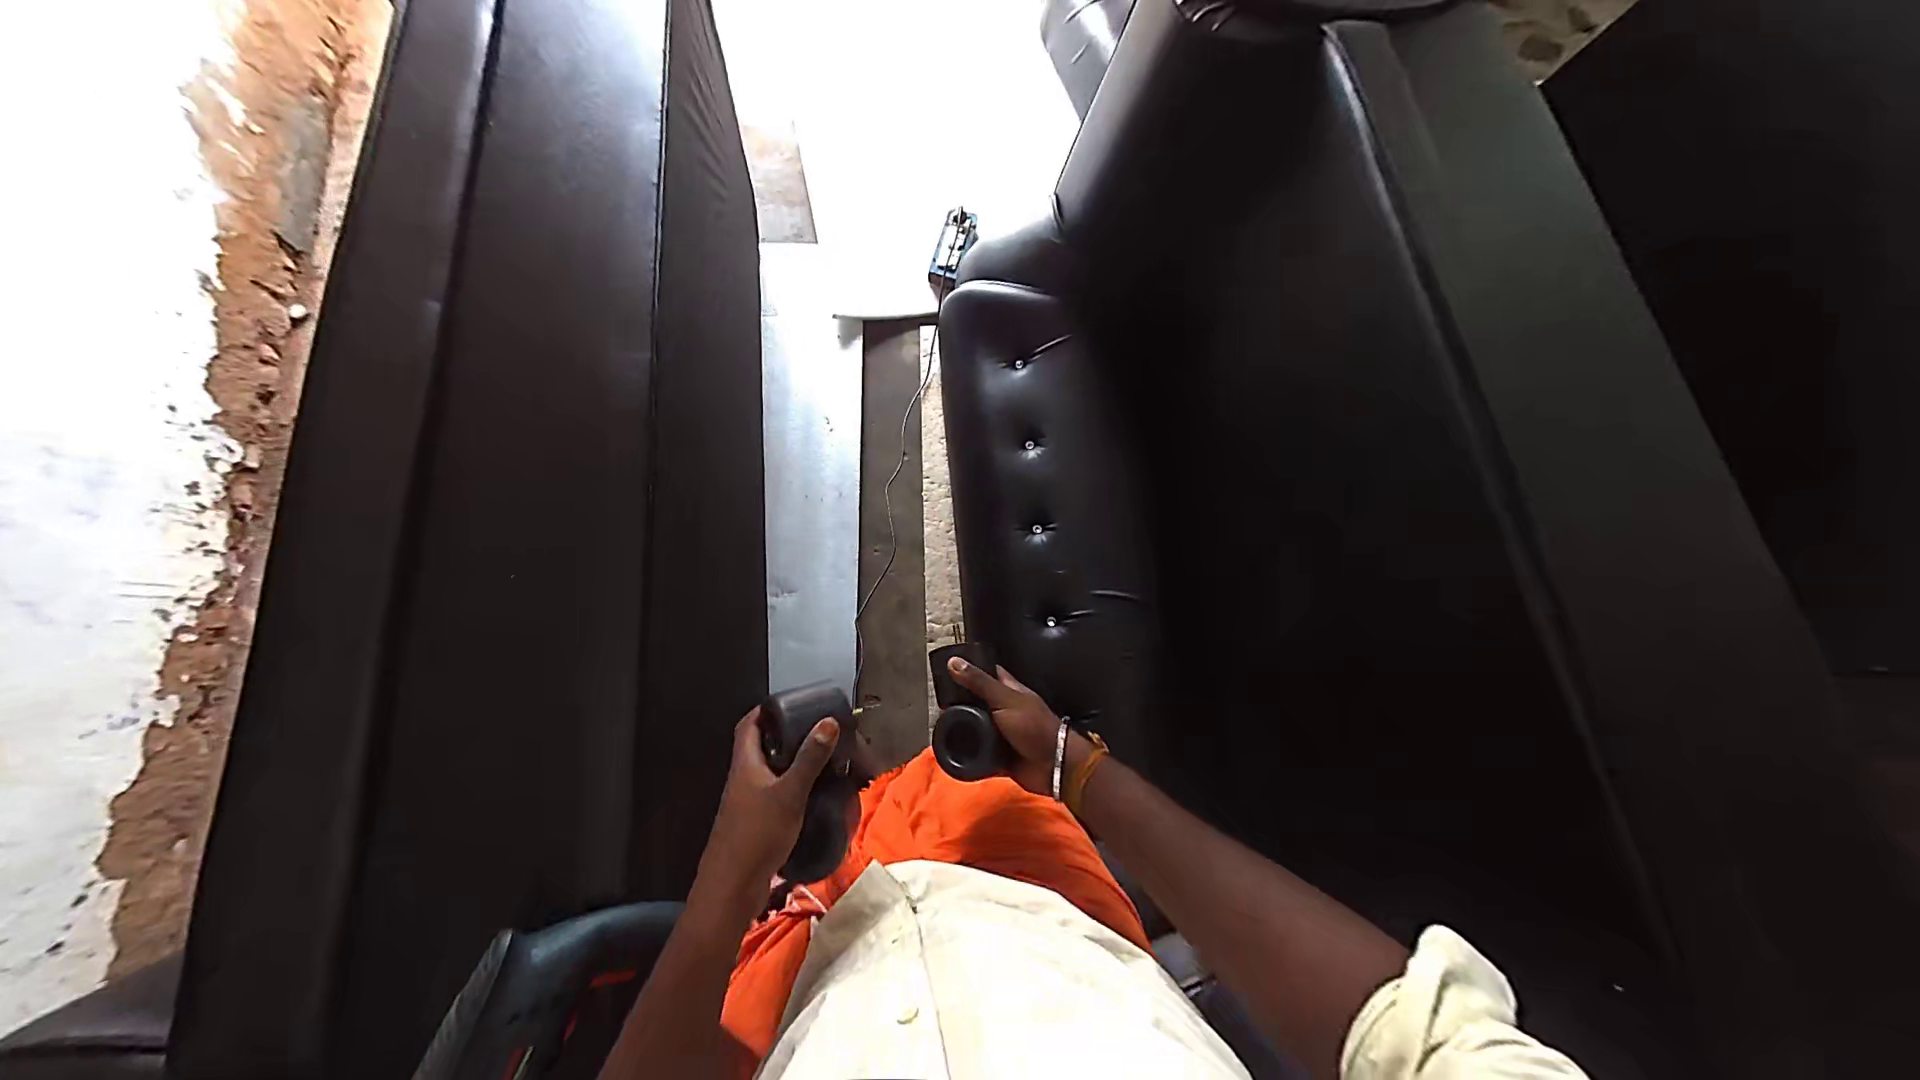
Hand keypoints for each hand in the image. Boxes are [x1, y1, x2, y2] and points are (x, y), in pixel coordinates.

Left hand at [698, 707, 839, 887]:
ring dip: (789, 763)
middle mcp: (742, 780)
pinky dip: (791, 787)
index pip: (748, 725)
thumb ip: (809, 758)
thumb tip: (828, 722)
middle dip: (783, 735)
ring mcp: (746, 803)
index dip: (765, 710)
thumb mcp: (789, 793)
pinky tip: (810, 795)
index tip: (789, 703)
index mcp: (745, 765)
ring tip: (818, 758)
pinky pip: (773, 794)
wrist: (732, 889)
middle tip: (811, 730)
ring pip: (768, 772)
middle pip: (759, 747)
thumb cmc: (757, 835)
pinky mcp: (754, 824)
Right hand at [946, 657, 1090, 796]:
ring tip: (938, 725)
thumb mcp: (1005, 699)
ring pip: (974, 727)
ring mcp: (1000, 733)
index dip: (969, 670)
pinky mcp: (996, 755)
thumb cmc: (1033, 726)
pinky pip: (976, 752)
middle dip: (959, 703)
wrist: (1052, 766)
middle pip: (976, 702)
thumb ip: (980, 682)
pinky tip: (949, 749)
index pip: (986, 673)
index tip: (946, 669)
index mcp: (1009, 691)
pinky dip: (966, 751)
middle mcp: (1003, 710)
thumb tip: (953, 661)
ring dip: (961, 728)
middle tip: (937, 703)